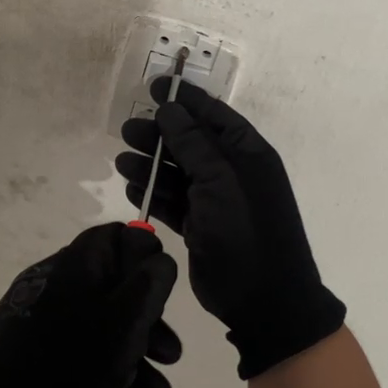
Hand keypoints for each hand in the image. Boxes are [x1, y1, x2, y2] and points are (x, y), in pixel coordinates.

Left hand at [0, 223, 180, 387]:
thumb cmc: (66, 367)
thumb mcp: (122, 322)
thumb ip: (149, 284)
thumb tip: (157, 257)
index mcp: (75, 265)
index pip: (117, 237)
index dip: (147, 259)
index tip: (164, 294)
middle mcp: (57, 285)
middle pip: (114, 290)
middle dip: (149, 326)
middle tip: (170, 357)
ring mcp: (40, 324)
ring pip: (101, 332)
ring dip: (135, 364)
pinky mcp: (30, 360)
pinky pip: (78, 361)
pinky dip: (105, 383)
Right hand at [116, 78, 345, 378]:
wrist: (265, 300)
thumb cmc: (246, 232)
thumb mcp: (221, 181)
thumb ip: (194, 144)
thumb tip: (171, 109)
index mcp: (247, 154)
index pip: (213, 115)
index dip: (185, 99)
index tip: (155, 86)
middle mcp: (233, 173)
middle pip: (191, 143)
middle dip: (160, 135)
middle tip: (127, 130)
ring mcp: (217, 201)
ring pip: (179, 173)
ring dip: (152, 165)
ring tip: (123, 161)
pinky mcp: (203, 227)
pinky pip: (176, 202)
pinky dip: (155, 195)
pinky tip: (134, 189)